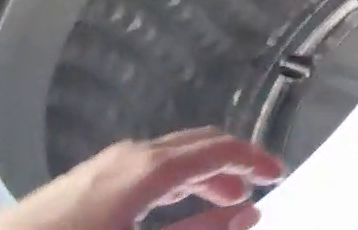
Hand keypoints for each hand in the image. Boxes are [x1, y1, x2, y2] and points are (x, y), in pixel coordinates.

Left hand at [0, 127, 283, 229]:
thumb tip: (247, 214)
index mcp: (152, 167)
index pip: (222, 148)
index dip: (255, 160)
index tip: (278, 176)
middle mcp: (134, 154)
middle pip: (200, 143)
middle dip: (231, 165)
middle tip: (251, 192)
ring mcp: (103, 165)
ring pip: (172, 155)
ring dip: (202, 174)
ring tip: (216, 204)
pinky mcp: (80, 182)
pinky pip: (146, 167)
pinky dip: (174, 179)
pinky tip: (167, 206)